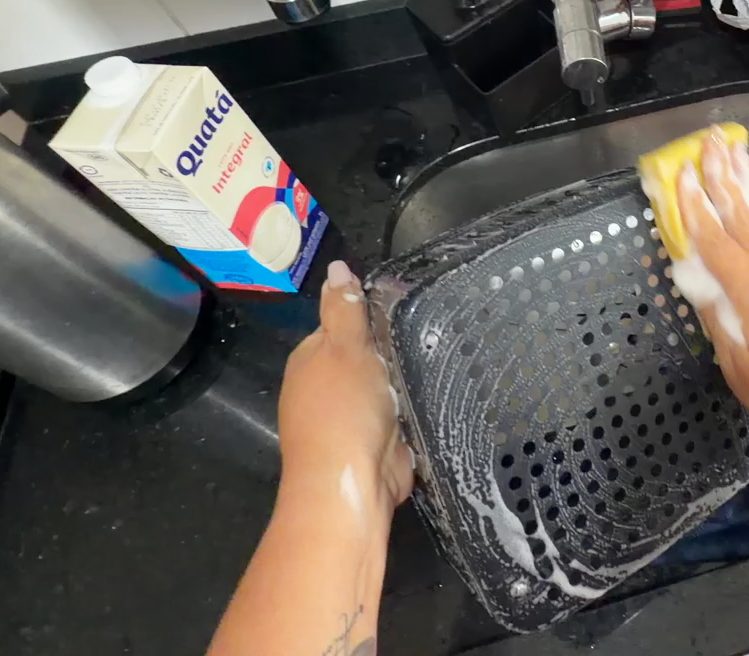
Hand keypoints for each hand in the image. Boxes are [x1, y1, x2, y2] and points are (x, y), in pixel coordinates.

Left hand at [276, 262, 413, 525]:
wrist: (352, 482)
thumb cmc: (344, 408)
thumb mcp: (346, 348)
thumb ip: (345, 309)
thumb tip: (336, 267)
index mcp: (310, 359)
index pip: (341, 323)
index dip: (370, 316)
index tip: (404, 308)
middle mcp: (324, 386)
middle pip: (367, 353)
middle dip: (392, 348)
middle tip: (427, 332)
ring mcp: (349, 415)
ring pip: (386, 382)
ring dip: (405, 377)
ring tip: (439, 356)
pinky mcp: (375, 439)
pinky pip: (399, 409)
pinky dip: (413, 405)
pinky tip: (434, 392)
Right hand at [675, 132, 748, 440]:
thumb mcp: (733, 358)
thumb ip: (713, 312)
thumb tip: (692, 275)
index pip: (713, 237)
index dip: (694, 205)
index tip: (680, 172)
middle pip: (739, 210)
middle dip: (721, 172)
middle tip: (709, 138)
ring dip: (743, 175)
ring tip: (732, 145)